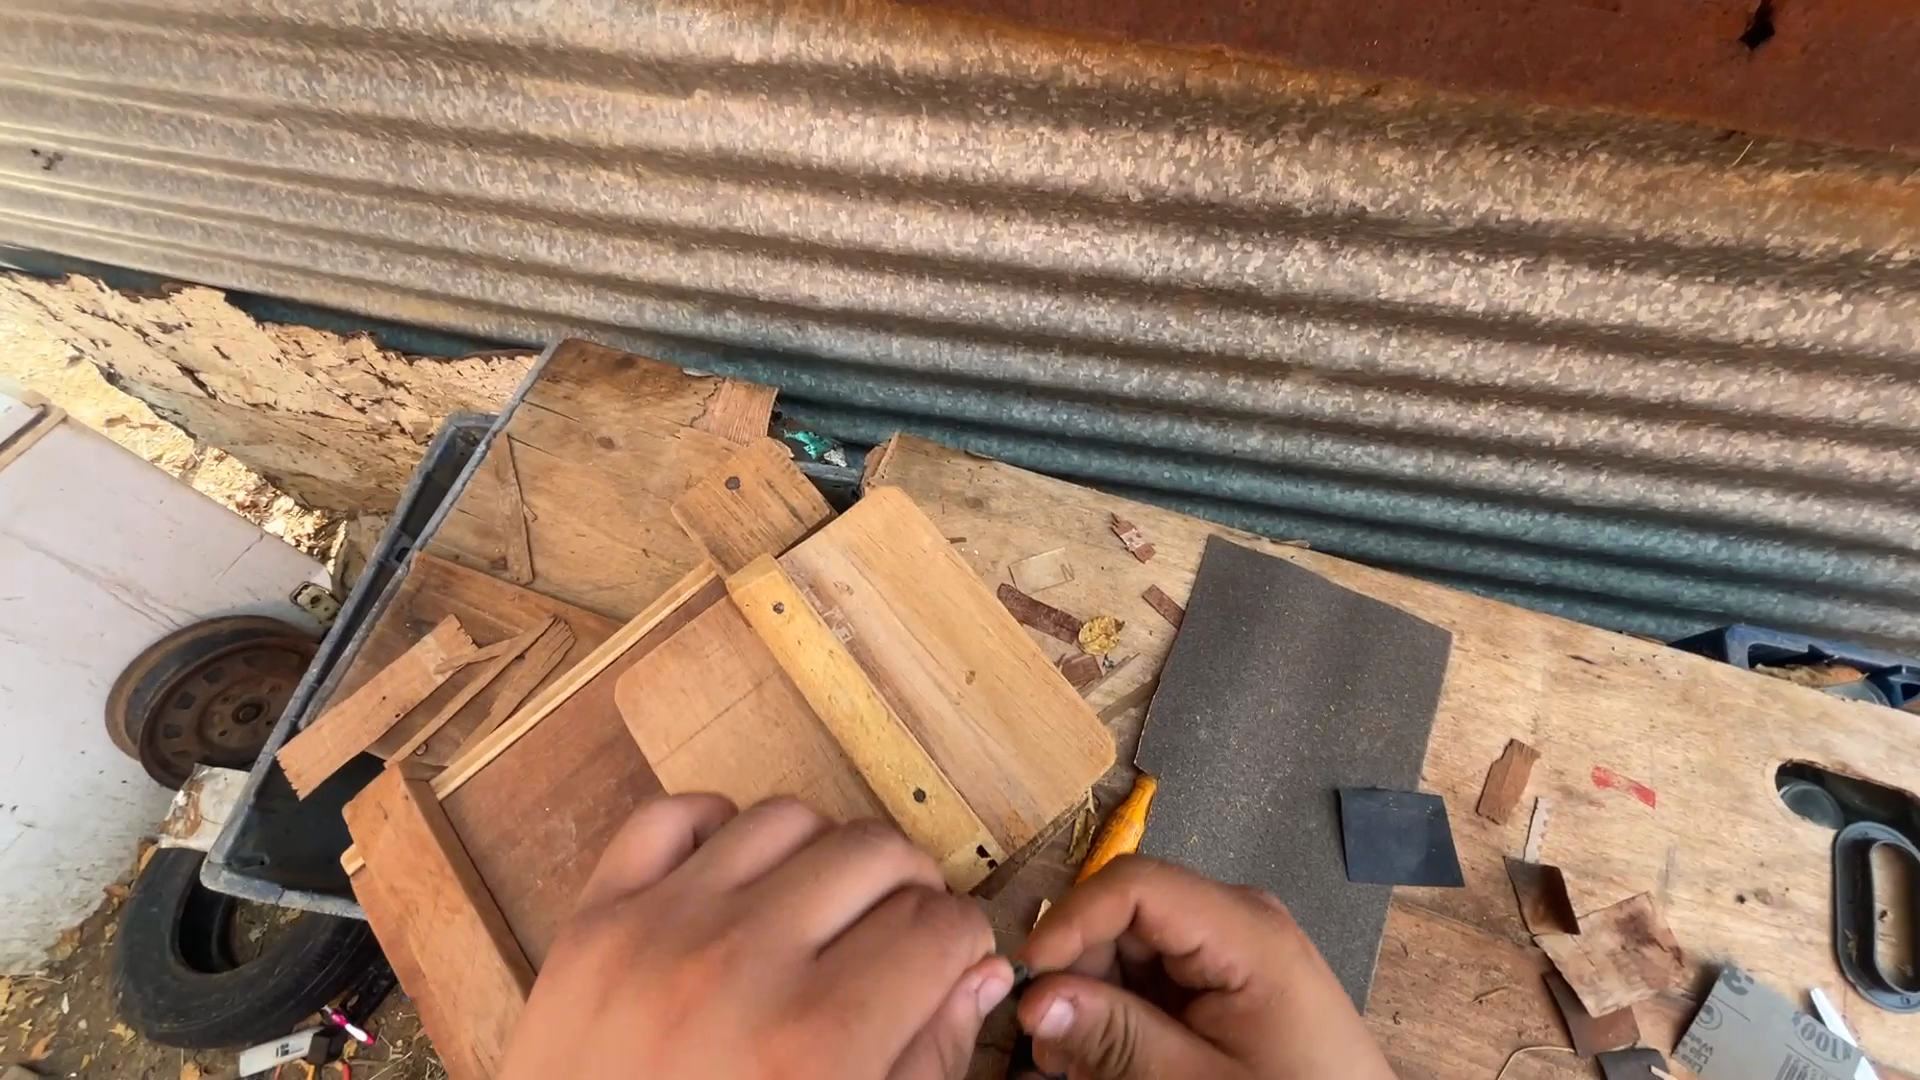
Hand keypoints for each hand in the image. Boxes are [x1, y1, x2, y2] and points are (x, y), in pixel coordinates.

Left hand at [501, 795, 1012, 1079]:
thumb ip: (931, 1062)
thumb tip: (983, 968)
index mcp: (812, 1049)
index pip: (937, 928)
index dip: (965, 936)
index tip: (955, 953)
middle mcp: (737, 969)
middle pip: (874, 852)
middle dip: (911, 884)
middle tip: (901, 926)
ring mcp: (655, 933)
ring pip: (788, 816)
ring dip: (824, 852)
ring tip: (822, 905)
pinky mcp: (594, 922)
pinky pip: (673, 815)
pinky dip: (718, 828)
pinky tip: (738, 877)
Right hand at [1014, 856, 1396, 1079]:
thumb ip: (1118, 1038)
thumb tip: (1032, 1000)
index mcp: (1244, 929)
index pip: (1137, 884)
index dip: (1072, 919)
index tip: (1026, 974)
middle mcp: (1234, 916)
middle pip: (1127, 912)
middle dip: (1077, 968)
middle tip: (1043, 1039)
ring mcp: (1229, 941)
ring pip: (1130, 942)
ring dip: (1090, 993)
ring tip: (1067, 1060)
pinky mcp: (1224, 971)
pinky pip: (1153, 971)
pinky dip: (1118, 1007)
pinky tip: (1100, 1054)